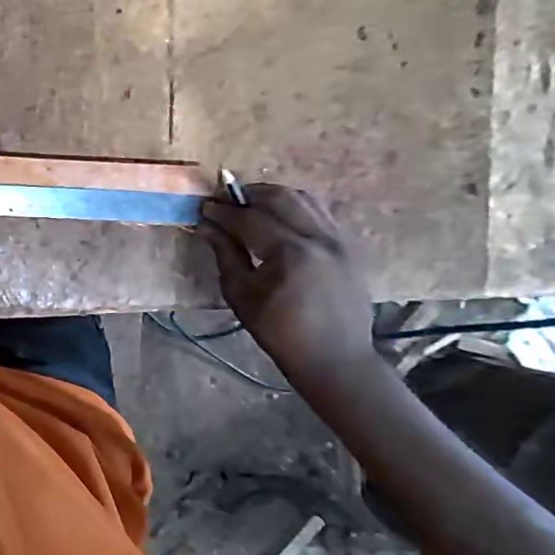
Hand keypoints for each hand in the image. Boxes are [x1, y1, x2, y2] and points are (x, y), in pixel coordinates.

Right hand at [198, 184, 379, 379]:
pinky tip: (279, 219)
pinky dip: (296, 207)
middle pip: (280, 197)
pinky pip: (320, 212)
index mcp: (291, 253)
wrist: (336, 360)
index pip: (250, 218)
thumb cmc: (281, 333)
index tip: (205, 207)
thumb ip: (225, 254)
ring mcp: (339, 239)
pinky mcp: (349, 246)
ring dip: (273, 196)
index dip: (224, 211)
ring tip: (251, 206)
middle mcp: (319, 237)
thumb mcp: (242, 296)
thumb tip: (206, 225)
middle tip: (226, 201)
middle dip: (249, 194)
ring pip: (304, 198)